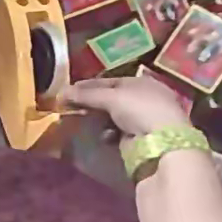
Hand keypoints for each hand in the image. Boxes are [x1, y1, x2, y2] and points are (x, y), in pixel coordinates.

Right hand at [63, 75, 192, 136]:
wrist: (159, 140)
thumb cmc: (139, 109)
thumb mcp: (111, 97)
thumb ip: (86, 94)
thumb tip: (61, 92)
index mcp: (140, 82)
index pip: (109, 80)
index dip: (89, 85)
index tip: (69, 90)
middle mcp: (142, 98)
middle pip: (109, 98)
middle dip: (91, 102)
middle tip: (71, 106)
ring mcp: (141, 118)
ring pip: (111, 115)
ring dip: (98, 118)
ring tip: (83, 120)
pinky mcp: (137, 136)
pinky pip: (116, 131)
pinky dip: (108, 133)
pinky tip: (105, 136)